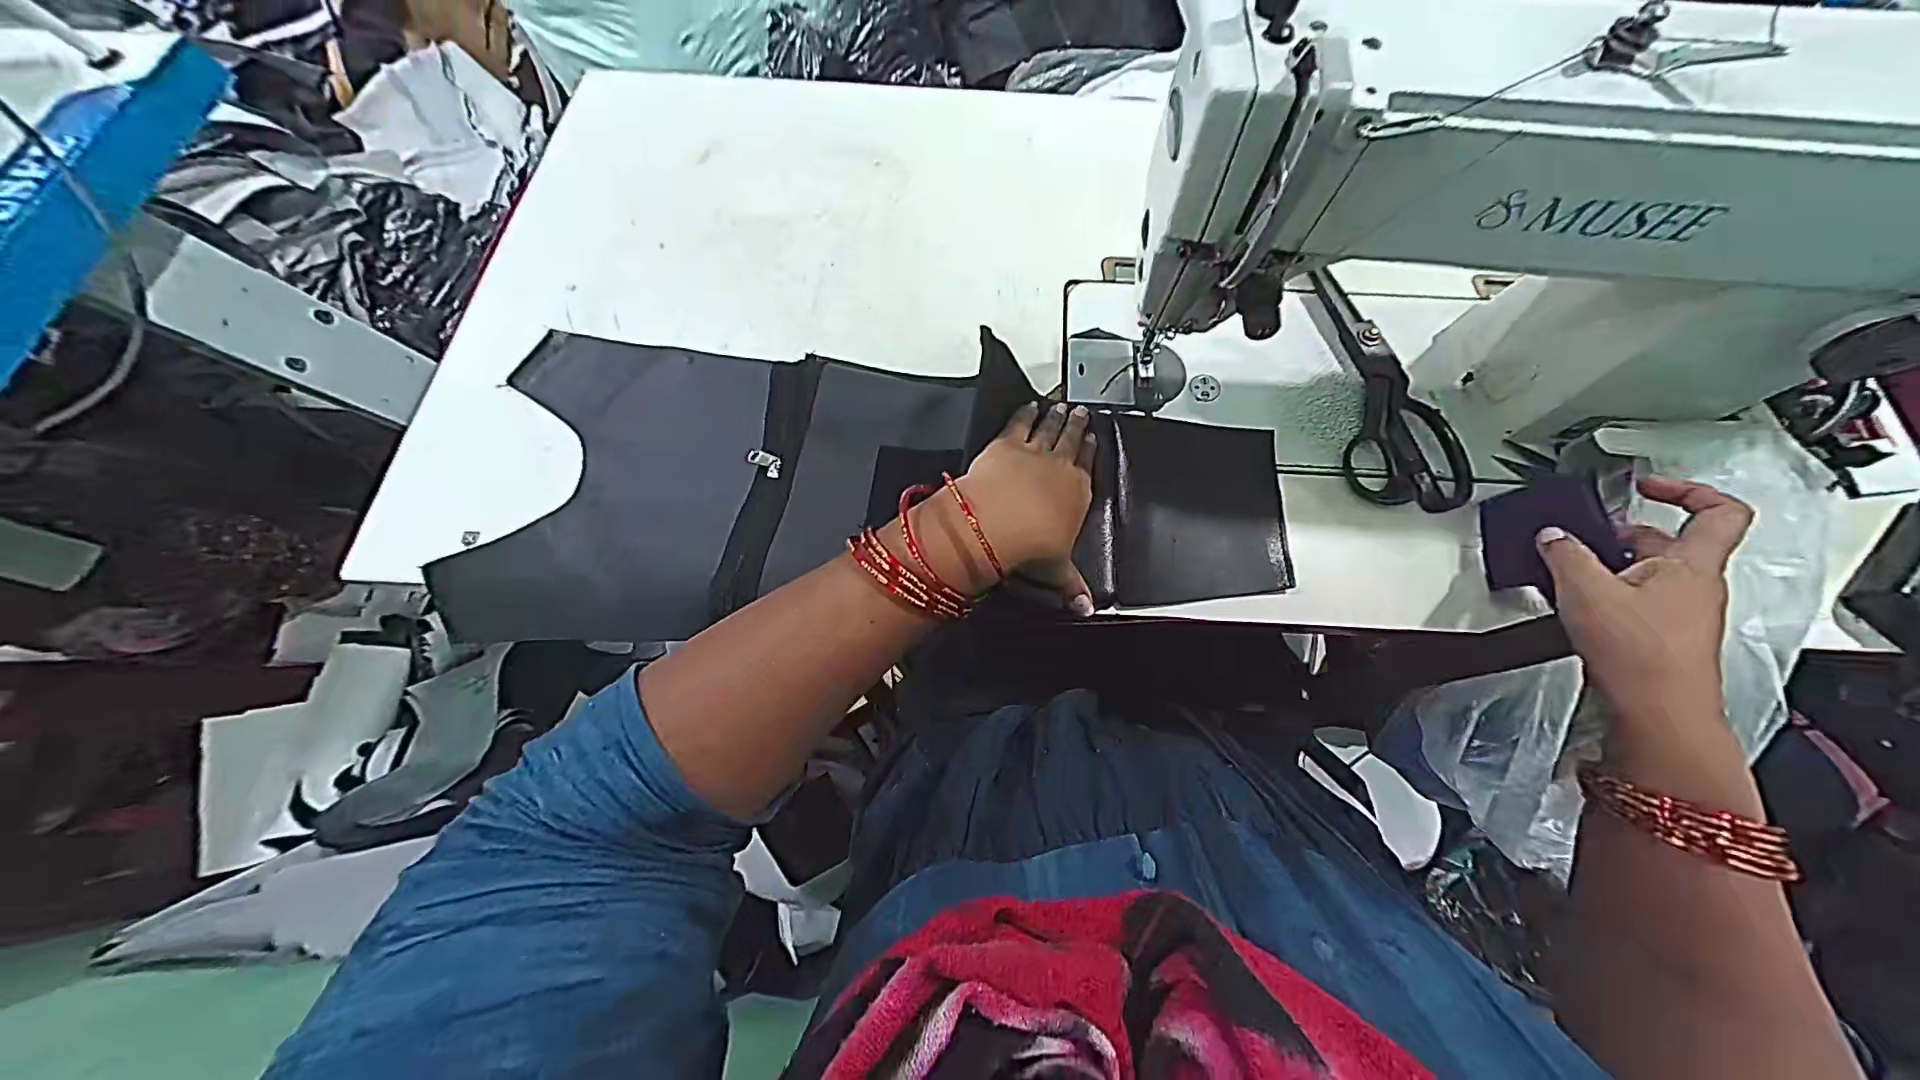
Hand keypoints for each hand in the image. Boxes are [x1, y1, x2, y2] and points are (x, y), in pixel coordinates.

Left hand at [954, 401, 1097, 613]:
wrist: (996, 524)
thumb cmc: (1029, 546)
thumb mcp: (1057, 570)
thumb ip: (1073, 587)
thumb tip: (1086, 608)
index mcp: (1078, 493)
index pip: (1088, 466)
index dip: (1090, 451)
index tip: (1093, 439)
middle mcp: (1061, 467)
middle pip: (1072, 440)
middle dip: (1078, 426)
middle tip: (1083, 413)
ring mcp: (1034, 452)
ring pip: (1050, 428)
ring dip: (1056, 416)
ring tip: (1062, 405)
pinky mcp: (1007, 443)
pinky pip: (1020, 422)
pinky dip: (1025, 412)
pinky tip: (1029, 405)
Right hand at [1537, 475, 1752, 723]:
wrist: (1655, 708)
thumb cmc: (1640, 653)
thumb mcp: (1586, 589)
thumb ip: (1565, 554)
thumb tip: (1553, 536)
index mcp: (1691, 564)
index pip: (1718, 511)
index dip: (1686, 489)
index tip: (1647, 485)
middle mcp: (1694, 584)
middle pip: (1667, 541)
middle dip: (1621, 533)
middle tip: (1584, 534)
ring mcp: (1679, 610)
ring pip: (1646, 570)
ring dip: (1608, 564)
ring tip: (1569, 569)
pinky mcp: (1658, 632)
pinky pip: (1634, 597)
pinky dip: (1605, 591)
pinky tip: (1575, 601)